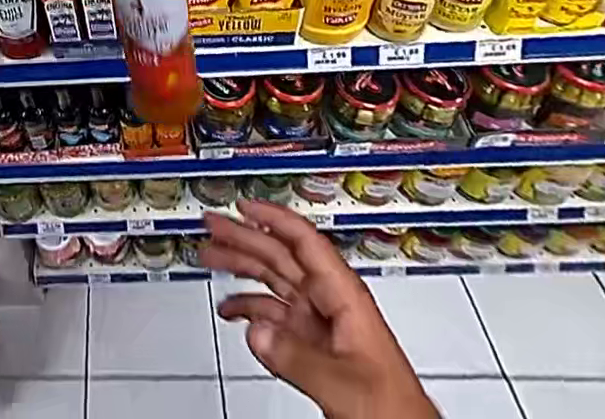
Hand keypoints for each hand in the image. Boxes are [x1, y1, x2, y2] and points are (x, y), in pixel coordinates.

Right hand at [204, 201, 436, 418]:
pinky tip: (231, 310)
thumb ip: (298, 356)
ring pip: (273, 281)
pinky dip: (250, 309)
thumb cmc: (394, 408)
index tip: (244, 206)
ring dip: (241, 267)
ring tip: (211, 257)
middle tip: (213, 226)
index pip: (304, 241)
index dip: (273, 217)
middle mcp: (328, 301)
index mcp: (343, 295)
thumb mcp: (345, 383)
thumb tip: (255, 330)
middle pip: (281, 256)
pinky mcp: (311, 345)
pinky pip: (274, 316)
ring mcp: (319, 322)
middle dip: (245, 238)